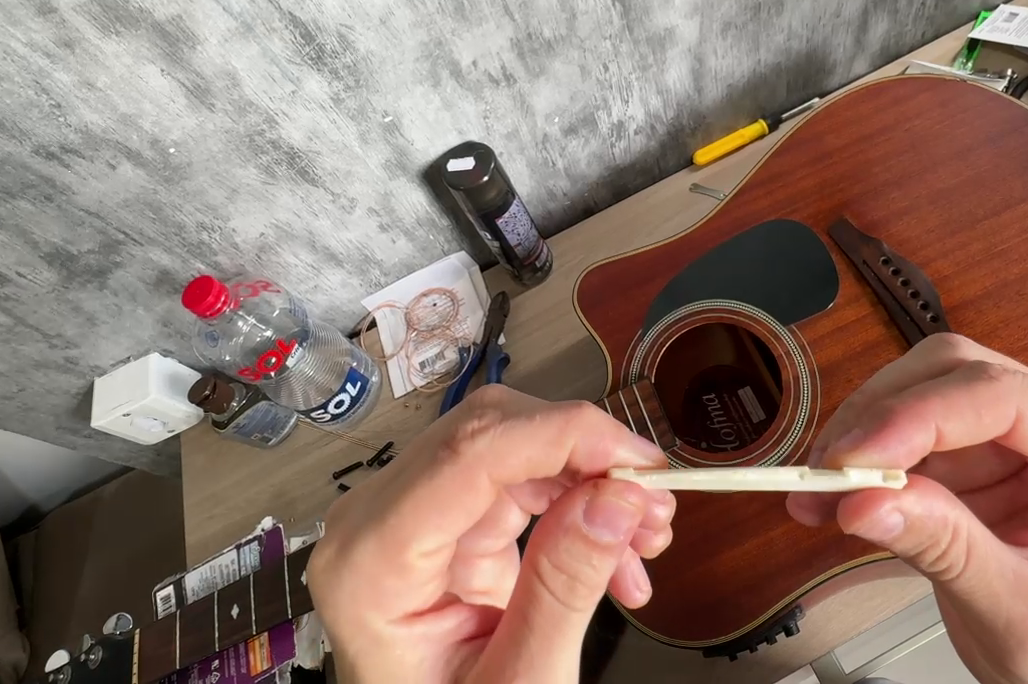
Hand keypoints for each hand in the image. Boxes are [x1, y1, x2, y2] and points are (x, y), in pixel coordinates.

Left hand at [309, 385, 675, 683]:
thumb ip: (563, 591)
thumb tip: (618, 497)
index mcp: (370, 561)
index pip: (466, 454)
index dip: (559, 436)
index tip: (638, 460)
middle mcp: (381, 514)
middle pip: (490, 434)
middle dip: (585, 457)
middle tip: (656, 503)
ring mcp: (414, 508)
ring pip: (515, 445)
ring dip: (591, 479)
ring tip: (649, 535)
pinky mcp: (449, 515)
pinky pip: (523, 479)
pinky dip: (578, 503)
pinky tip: (619, 551)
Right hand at [787, 334, 1027, 683]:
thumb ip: (950, 553)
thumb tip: (860, 501)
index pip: (1007, 398)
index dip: (920, 417)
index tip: (851, 460)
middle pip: (955, 375)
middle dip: (883, 419)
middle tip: (827, 472)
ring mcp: (1020, 432)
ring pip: (918, 389)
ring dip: (860, 435)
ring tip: (816, 489)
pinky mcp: (976, 452)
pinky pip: (904, 431)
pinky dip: (861, 458)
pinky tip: (828, 492)